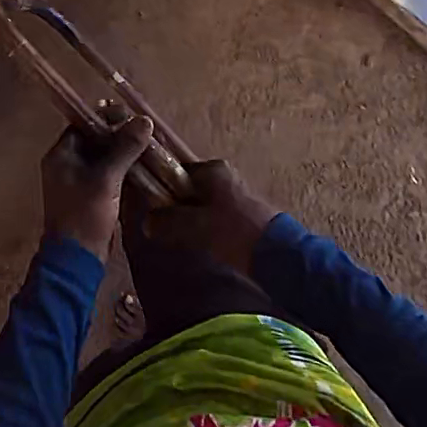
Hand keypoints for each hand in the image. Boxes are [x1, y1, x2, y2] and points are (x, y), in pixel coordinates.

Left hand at [41, 117, 154, 261]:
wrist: (77, 259)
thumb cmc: (85, 214)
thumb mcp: (106, 179)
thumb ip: (125, 149)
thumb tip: (144, 121)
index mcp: (60, 155)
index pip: (82, 124)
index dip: (106, 118)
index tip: (131, 116)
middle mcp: (66, 164)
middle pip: (94, 140)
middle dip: (119, 135)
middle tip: (146, 131)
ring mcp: (78, 181)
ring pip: (103, 158)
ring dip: (124, 152)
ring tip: (151, 146)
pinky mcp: (90, 195)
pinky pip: (108, 174)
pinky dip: (124, 169)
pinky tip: (145, 167)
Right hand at [144, 160, 280, 273]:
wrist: (279, 257)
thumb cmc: (232, 232)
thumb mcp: (192, 226)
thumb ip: (166, 221)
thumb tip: (147, 222)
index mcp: (212, 170)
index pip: (175, 171)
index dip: (160, 188)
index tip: (151, 207)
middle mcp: (226, 177)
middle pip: (189, 190)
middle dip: (175, 207)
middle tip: (163, 226)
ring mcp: (238, 196)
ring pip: (202, 206)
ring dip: (191, 220)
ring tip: (181, 239)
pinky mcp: (247, 216)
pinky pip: (216, 218)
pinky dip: (207, 229)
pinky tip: (202, 244)